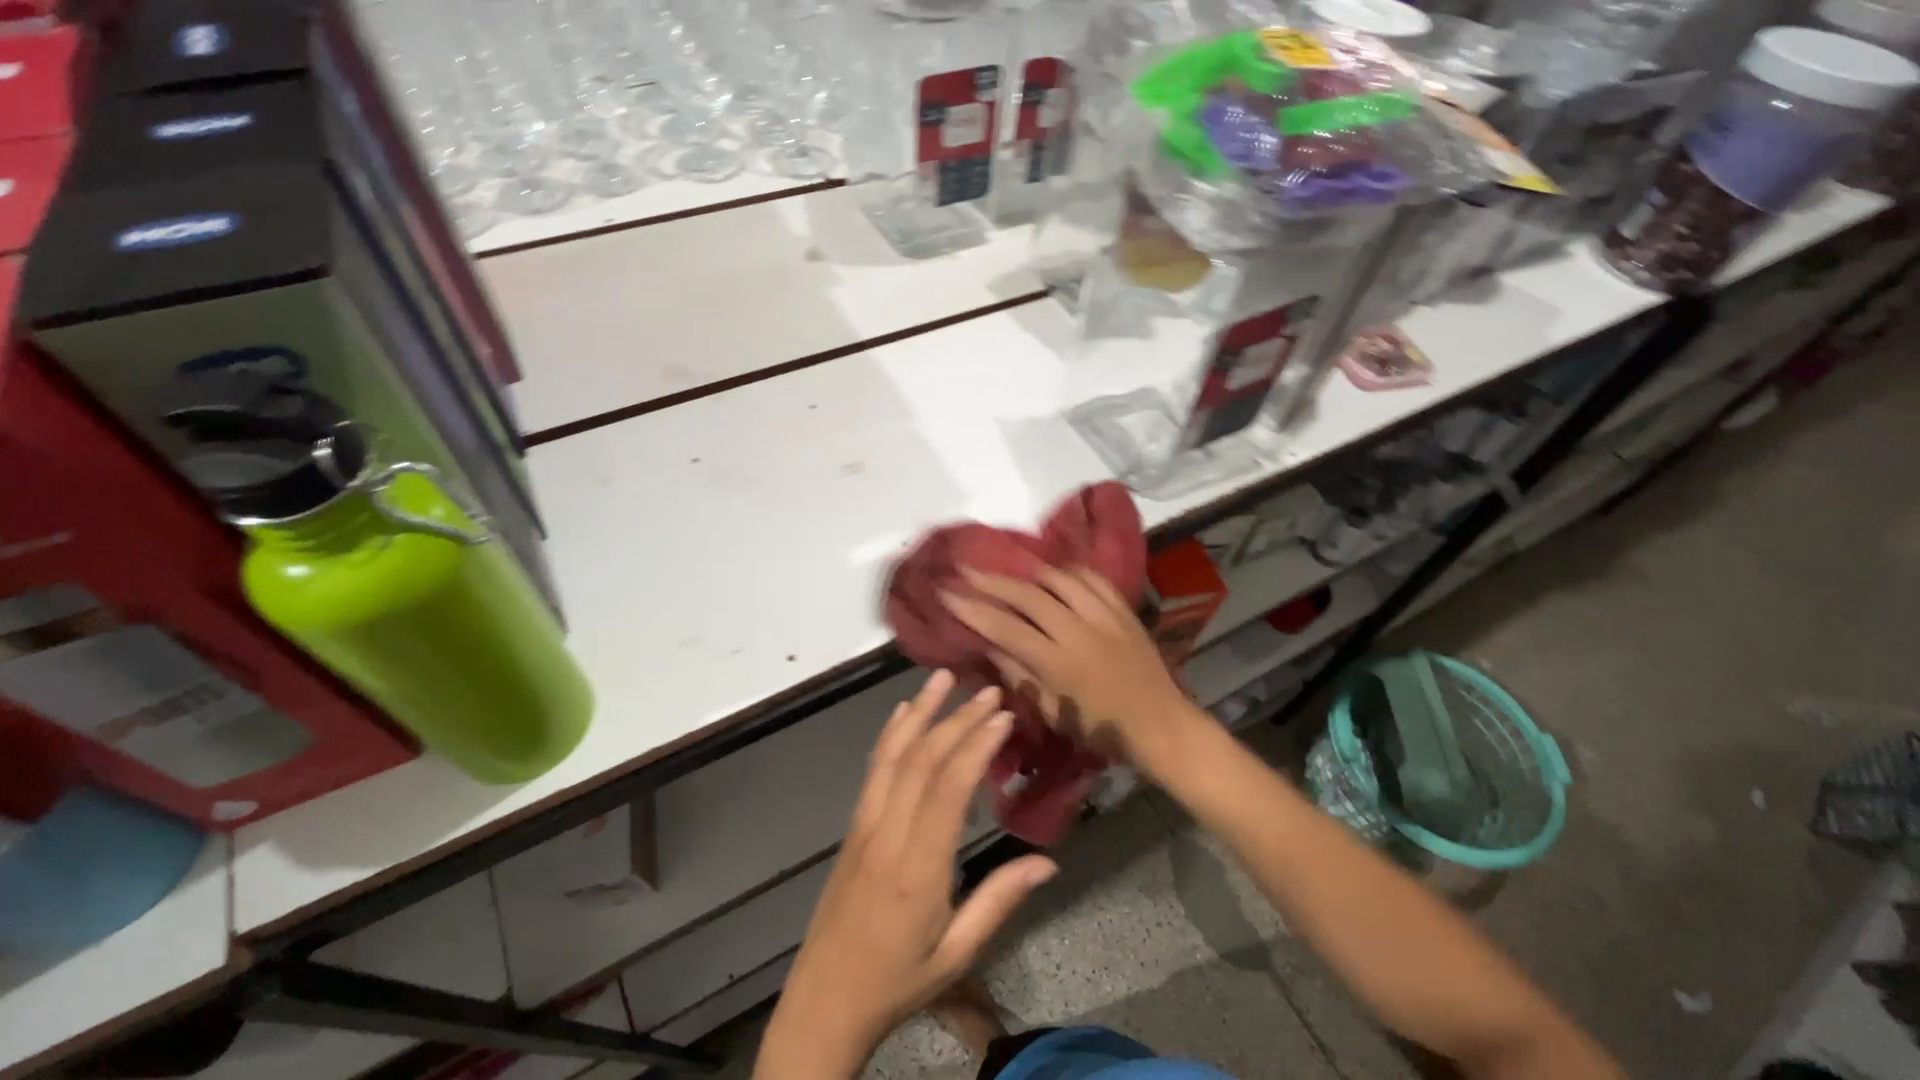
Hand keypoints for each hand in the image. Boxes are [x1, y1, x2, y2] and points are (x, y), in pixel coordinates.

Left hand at [754, 672, 1058, 1079]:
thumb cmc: (898, 981)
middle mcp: (886, 836)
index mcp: (917, 869)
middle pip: (921, 762)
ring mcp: (863, 828)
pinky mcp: (852, 830)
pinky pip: (872, 773)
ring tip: (943, 678)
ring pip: (891, 758)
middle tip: (989, 690)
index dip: (975, 745)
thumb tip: (1048, 861)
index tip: (1002, 715)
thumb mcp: (956, 953)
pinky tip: (904, 715)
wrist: (825, 1000)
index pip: (947, 789)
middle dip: (956, 720)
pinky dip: (890, 737)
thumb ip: (999, 901)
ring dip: (919, 714)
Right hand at [940, 566, 1206, 772]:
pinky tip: (1053, 573)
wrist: (1160, 724)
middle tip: (964, 569)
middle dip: (992, 581)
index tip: (946, 593)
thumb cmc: (1100, 728)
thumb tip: (989, 644)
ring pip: (1059, 580)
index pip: (1006, 627)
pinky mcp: (1123, 609)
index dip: (973, 609)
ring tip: (1006, 569)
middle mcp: (1080, 631)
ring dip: (1027, 573)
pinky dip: (1068, 573)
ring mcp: (1105, 616)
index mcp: (1059, 663)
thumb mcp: (1052, 710)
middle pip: (1028, 596)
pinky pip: (1092, 579)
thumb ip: (1019, 674)